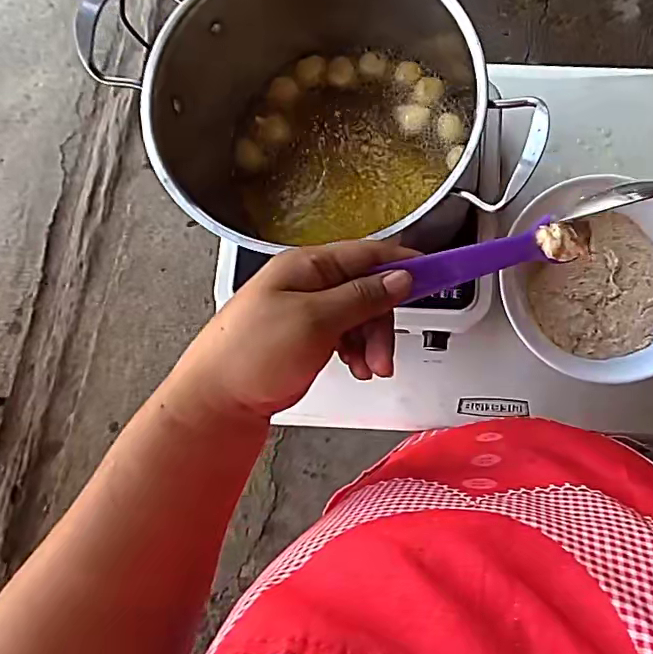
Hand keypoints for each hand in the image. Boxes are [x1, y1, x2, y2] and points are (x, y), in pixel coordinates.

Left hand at [166, 240, 417, 421]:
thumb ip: (361, 297)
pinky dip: (357, 351)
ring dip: (372, 341)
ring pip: (360, 315)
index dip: (403, 263)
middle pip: (368, 289)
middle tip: (383, 353)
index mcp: (306, 267)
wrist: (218, 399)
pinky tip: (356, 367)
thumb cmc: (251, 355)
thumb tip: (399, 277)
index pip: (367, 254)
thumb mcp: (314, 320)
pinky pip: (346, 334)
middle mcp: (308, 284)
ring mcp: (307, 311)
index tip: (435, 273)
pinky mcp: (307, 336)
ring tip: (368, 367)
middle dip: (382, 321)